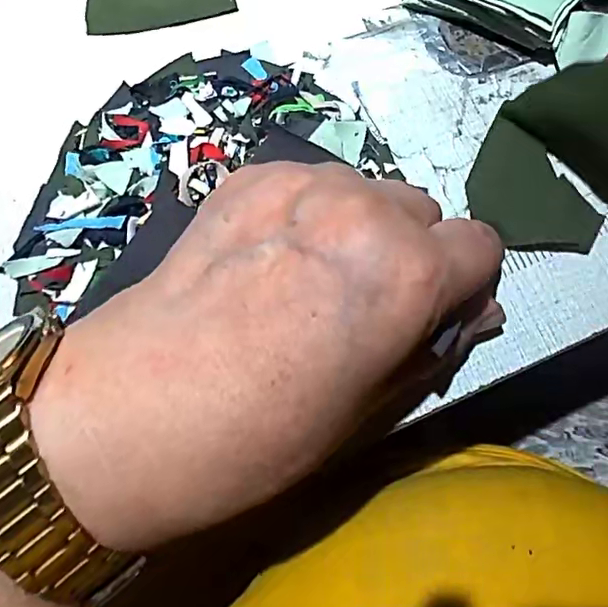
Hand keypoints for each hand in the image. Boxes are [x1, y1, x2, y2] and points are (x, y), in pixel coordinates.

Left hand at [27, 163, 503, 551]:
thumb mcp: (370, 405)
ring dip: (362, 227)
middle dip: (410, 250)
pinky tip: (268, 255)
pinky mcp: (257, 173)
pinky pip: (315, 183)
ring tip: (308, 275)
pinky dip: (310, 212)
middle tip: (360, 300)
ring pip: (372, 192)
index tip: (433, 308)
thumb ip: (435, 344)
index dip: (463, 280)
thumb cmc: (261, 434)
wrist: (124, 414)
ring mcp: (307, 183)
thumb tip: (476, 312)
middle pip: (426, 212)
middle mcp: (367, 210)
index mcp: (407, 270)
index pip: (483, 244)